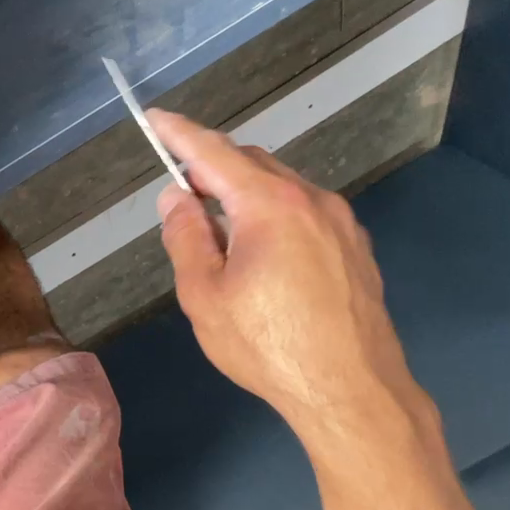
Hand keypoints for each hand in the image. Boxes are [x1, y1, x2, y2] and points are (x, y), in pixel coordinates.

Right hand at [152, 111, 432, 437]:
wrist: (352, 390)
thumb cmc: (266, 344)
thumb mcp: (204, 295)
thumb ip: (186, 238)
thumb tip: (176, 197)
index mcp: (269, 205)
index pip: (214, 154)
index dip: (180, 134)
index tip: (155, 119)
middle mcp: (311, 200)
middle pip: (252, 163)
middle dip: (212, 168)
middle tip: (181, 198)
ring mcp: (340, 223)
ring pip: (282, 186)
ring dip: (244, 193)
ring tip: (218, 234)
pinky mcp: (355, 248)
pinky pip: (305, 211)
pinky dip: (273, 213)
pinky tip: (261, 253)